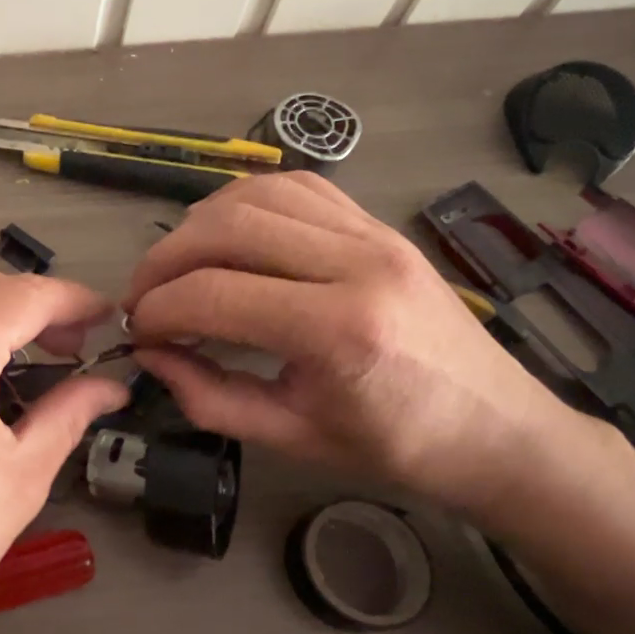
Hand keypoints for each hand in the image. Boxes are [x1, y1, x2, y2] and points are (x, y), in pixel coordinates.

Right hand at [123, 174, 577, 512]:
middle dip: (163, 261)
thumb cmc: (394, 446)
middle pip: (225, 229)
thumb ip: (208, 396)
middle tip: (143, 297)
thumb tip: (149, 354)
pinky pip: (295, 188)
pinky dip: (244, 202)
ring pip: (255, 195)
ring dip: (197, 225)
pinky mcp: (379, 224)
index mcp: (339, 330)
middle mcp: (357, 264)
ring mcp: (374, 234)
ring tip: (177, 266)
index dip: (158, 310)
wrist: (495, 427)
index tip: (139, 333)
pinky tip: (225, 234)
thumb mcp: (290, 436)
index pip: (213, 293)